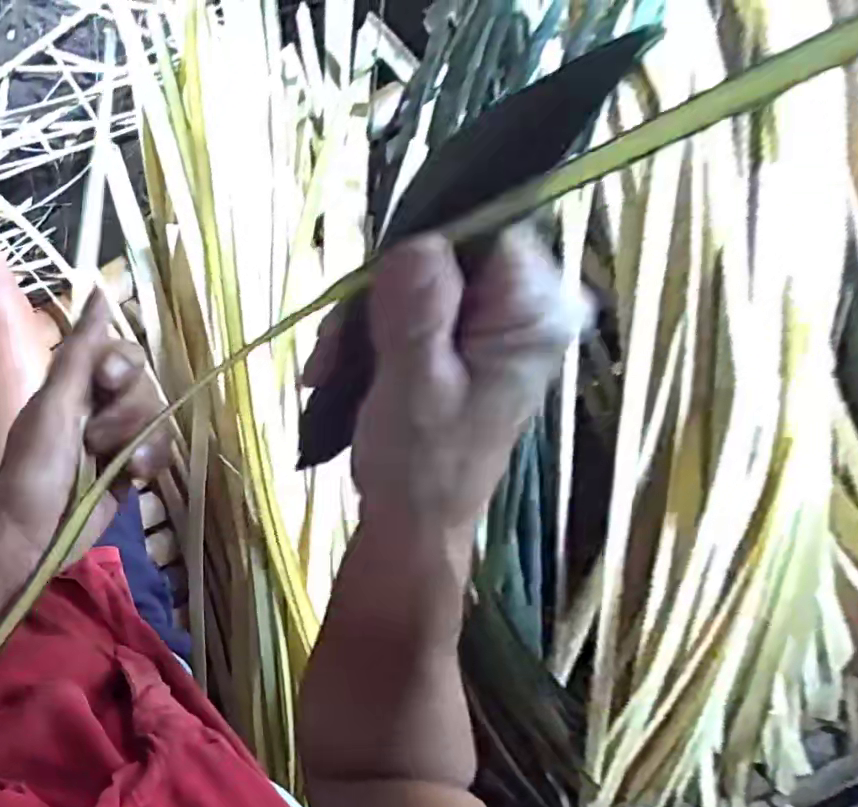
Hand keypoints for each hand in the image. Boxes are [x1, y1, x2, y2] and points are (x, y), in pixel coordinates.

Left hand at [0, 289, 168, 582]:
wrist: (35, 534)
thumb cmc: (35, 466)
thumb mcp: (54, 404)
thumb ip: (81, 350)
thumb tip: (99, 289)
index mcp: (74, 386)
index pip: (121, 355)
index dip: (122, 366)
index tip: (108, 381)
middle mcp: (97, 407)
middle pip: (143, 387)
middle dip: (126, 413)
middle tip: (96, 439)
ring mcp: (115, 440)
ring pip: (155, 419)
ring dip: (138, 440)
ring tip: (117, 464)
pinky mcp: (128, 471)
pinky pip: (157, 452)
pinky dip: (149, 462)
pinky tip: (134, 477)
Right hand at [303, 227, 587, 543]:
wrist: (411, 522)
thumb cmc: (418, 465)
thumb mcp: (413, 385)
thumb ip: (417, 312)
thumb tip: (413, 242)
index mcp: (532, 314)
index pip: (484, 233)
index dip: (419, 253)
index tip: (365, 296)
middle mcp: (521, 311)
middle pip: (441, 260)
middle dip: (373, 301)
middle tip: (329, 353)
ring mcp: (487, 330)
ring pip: (411, 290)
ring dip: (358, 326)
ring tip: (325, 372)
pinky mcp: (456, 348)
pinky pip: (403, 318)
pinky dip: (363, 342)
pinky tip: (334, 375)